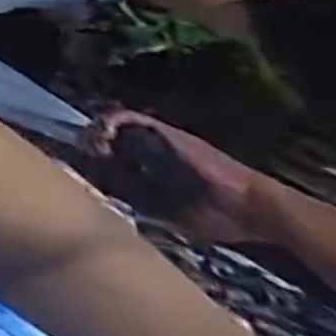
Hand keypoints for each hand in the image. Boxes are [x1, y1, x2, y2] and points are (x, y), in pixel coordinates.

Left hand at [85, 110, 272, 241]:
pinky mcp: (167, 132)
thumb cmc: (223, 219)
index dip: (89, 153)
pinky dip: (110, 121)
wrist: (259, 211)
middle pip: (104, 133)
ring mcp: (158, 138)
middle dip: (86, 139)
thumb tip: (108, 210)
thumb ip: (142, 210)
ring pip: (111, 121)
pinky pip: (128, 116)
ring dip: (94, 129)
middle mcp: (151, 149)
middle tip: (83, 153)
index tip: (76, 162)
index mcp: (151, 168)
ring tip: (93, 147)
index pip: (109, 152)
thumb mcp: (172, 217)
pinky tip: (105, 136)